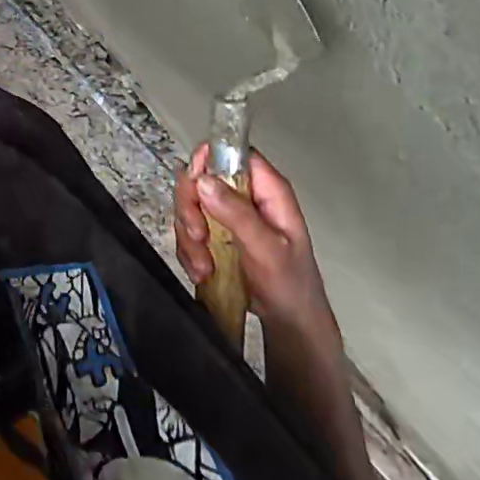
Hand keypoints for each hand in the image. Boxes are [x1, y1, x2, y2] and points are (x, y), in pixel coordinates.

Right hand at [175, 145, 338, 339]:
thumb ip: (236, 213)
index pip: (232, 153)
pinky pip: (190, 230)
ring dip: (190, 237)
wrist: (290, 326)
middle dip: (192, 208)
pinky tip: (202, 272)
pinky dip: (190, 251)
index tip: (195, 189)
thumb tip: (204, 180)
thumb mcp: (267, 249)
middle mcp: (246, 195)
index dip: (207, 162)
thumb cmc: (290, 286)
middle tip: (199, 237)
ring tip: (204, 266)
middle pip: (202, 177)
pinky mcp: (217, 235)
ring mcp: (230, 215)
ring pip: (192, 205)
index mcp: (267, 188)